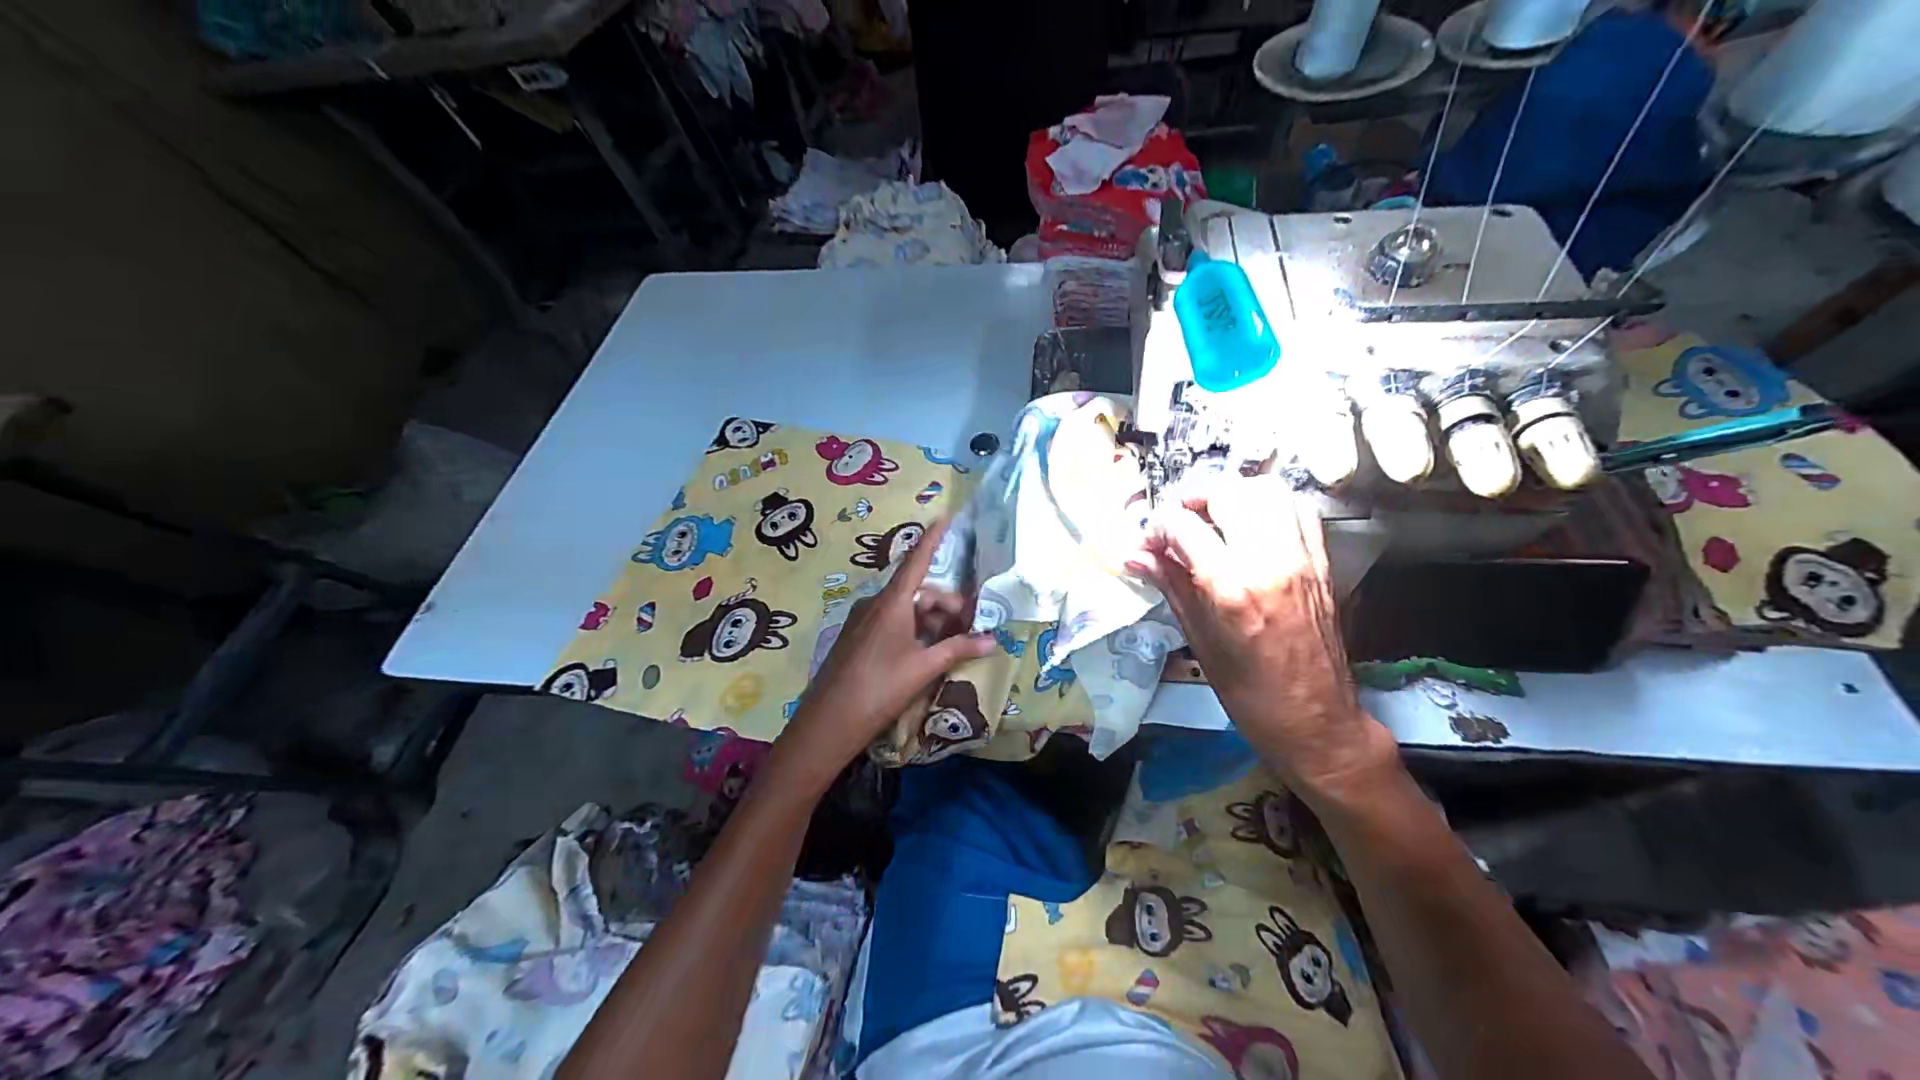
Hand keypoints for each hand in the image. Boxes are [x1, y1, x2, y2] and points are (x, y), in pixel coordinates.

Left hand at [767, 516, 994, 793]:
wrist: (828, 721)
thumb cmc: (879, 688)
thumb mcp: (924, 668)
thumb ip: (958, 649)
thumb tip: (993, 640)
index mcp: (892, 602)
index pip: (916, 560)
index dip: (932, 538)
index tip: (944, 516)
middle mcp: (876, 604)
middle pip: (918, 592)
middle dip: (947, 606)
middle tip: (971, 630)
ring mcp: (864, 621)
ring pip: (906, 611)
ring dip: (932, 622)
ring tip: (953, 646)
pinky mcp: (858, 638)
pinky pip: (892, 623)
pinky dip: (914, 631)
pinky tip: (926, 654)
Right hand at [1127, 477, 1398, 799]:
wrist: (1317, 720)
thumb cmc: (1251, 694)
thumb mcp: (1199, 641)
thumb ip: (1171, 586)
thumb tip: (1137, 556)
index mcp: (1232, 588)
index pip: (1183, 527)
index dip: (1156, 528)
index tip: (1147, 543)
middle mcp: (1271, 562)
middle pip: (1226, 493)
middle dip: (1191, 498)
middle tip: (1175, 521)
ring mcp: (1302, 558)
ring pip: (1267, 490)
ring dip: (1232, 493)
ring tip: (1211, 515)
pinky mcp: (1323, 562)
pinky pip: (1298, 508)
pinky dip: (1269, 504)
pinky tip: (1250, 523)